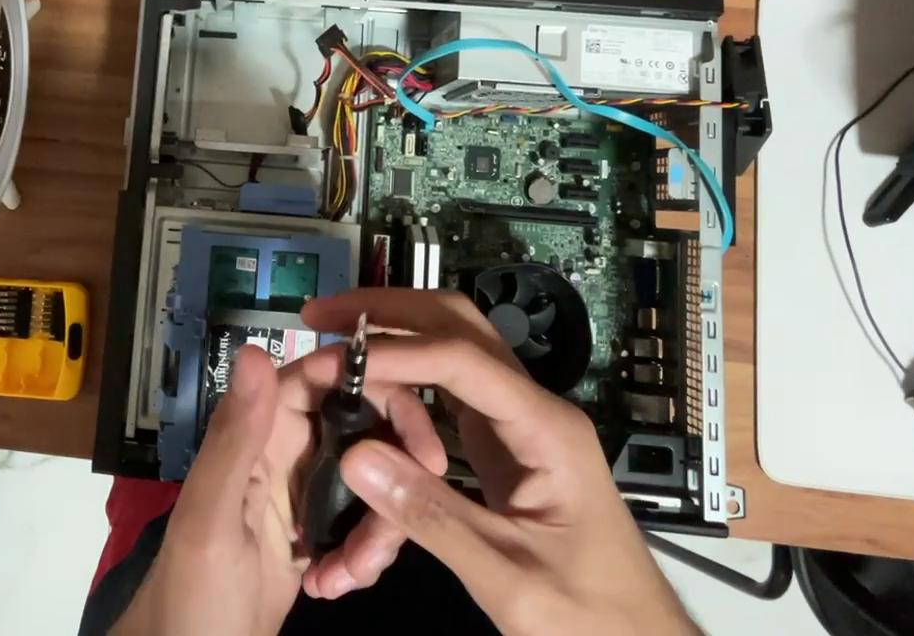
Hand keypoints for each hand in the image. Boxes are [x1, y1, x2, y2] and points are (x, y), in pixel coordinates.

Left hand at [113, 343, 446, 634]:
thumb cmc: (192, 591)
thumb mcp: (211, 517)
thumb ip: (234, 437)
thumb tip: (255, 350)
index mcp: (258, 428)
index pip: (324, 376)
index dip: (378, 387)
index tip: (423, 436)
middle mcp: (284, 446)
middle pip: (361, 424)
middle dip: (393, 467)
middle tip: (408, 515)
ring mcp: (303, 489)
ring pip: (371, 476)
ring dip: (378, 525)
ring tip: (350, 575)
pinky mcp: (316, 530)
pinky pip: (363, 520)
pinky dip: (364, 552)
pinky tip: (334, 585)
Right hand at [298, 289, 695, 635]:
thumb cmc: (591, 618)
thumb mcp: (510, 579)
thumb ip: (432, 518)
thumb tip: (354, 456)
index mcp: (545, 428)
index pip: (459, 360)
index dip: (392, 353)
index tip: (332, 362)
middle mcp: (531, 406)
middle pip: (457, 324)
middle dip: (387, 309)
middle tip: (323, 316)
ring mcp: (517, 418)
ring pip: (450, 343)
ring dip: (391, 329)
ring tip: (333, 337)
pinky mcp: (501, 439)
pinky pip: (446, 383)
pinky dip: (402, 367)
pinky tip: (367, 378)